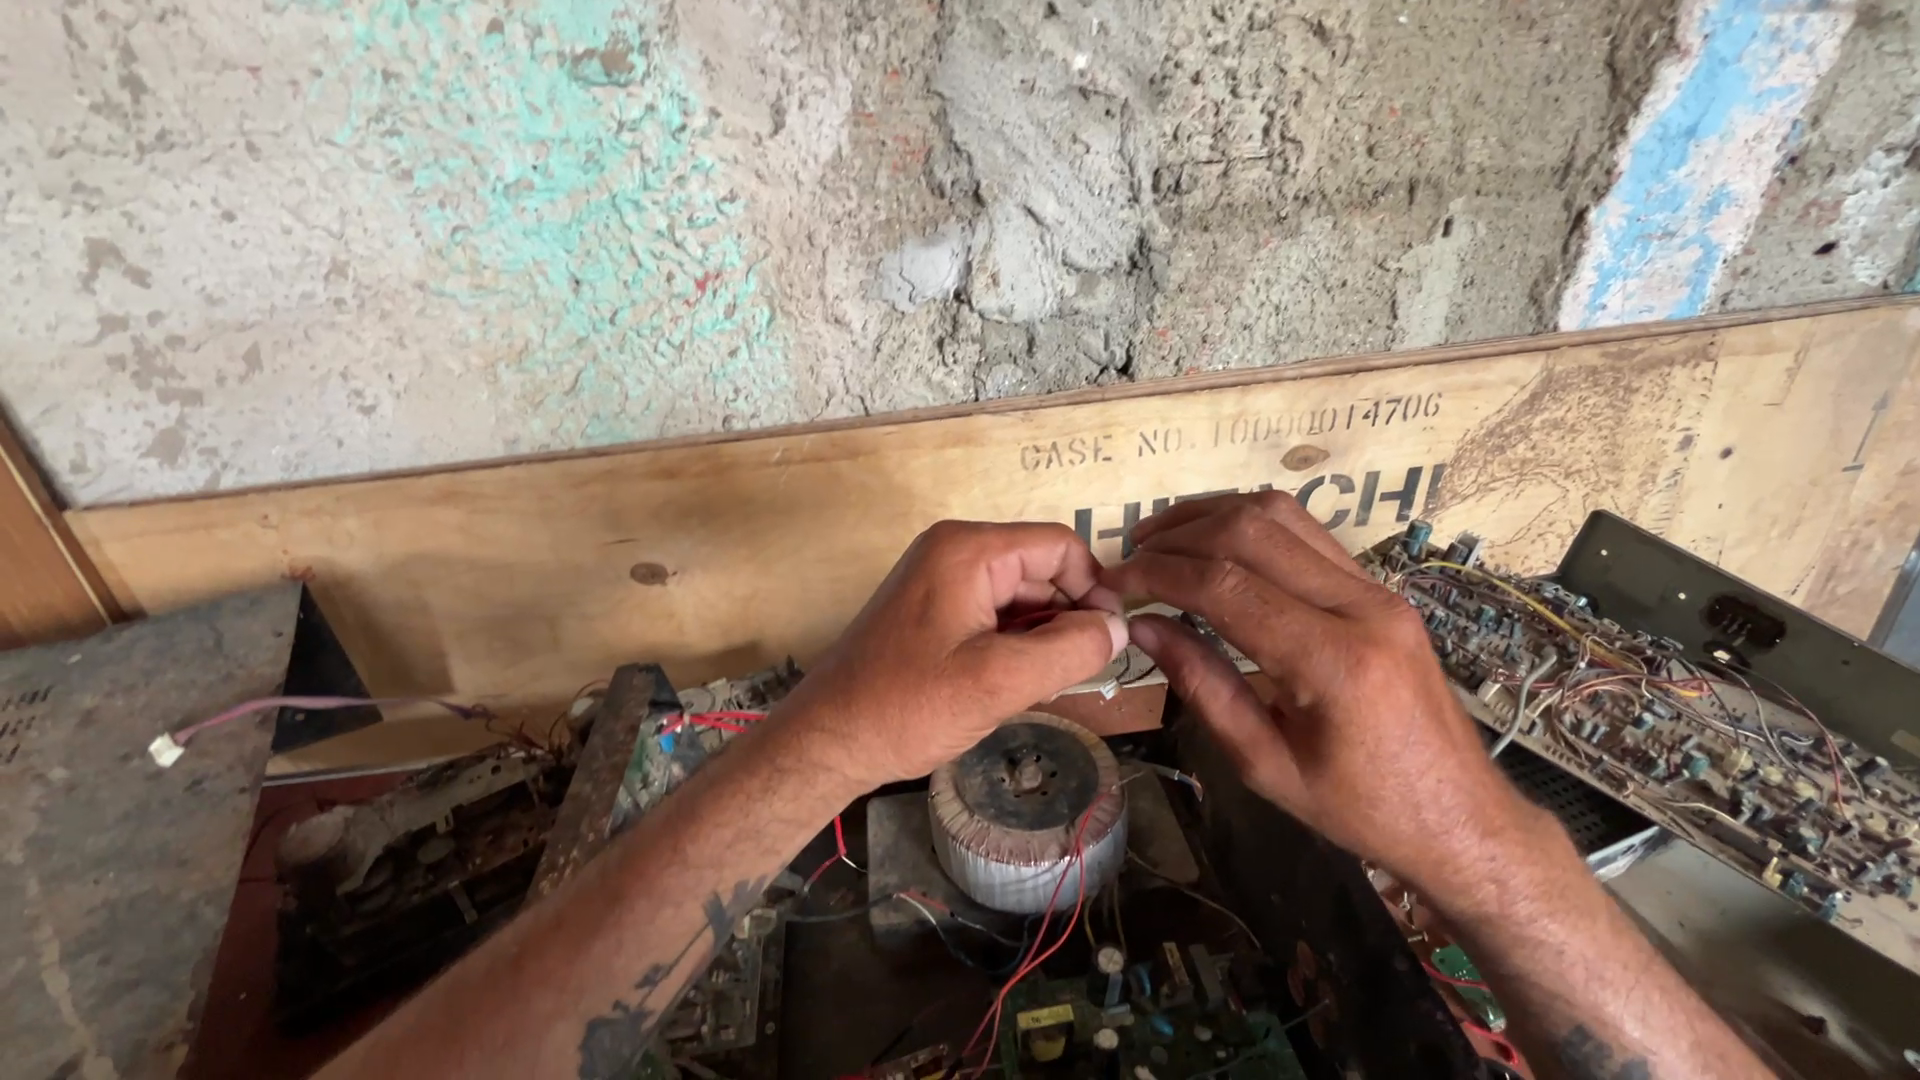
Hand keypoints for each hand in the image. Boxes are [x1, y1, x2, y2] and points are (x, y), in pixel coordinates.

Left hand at [771, 521, 1128, 791]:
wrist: (829, 740)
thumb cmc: (908, 707)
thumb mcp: (1000, 681)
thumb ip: (1071, 650)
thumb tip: (1119, 629)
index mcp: (968, 550)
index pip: (1059, 545)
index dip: (1093, 588)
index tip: (1108, 640)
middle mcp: (954, 552)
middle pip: (1040, 570)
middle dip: (1065, 619)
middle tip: (1073, 675)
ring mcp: (939, 580)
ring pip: (1020, 597)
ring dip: (1039, 638)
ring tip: (1035, 686)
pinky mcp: (932, 610)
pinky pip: (993, 615)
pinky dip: (1013, 645)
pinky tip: (1009, 684)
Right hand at [1099, 493, 1542, 893]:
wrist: (1460, 815)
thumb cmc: (1360, 808)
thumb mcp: (1264, 764)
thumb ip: (1201, 686)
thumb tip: (1142, 625)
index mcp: (1334, 661)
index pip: (1225, 586)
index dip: (1157, 574)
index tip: (1113, 583)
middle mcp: (1361, 607)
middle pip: (1251, 532)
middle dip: (1177, 535)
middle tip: (1129, 557)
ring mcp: (1377, 590)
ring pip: (1281, 515)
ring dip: (1210, 515)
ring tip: (1159, 537)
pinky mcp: (1379, 589)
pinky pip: (1304, 533)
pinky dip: (1247, 525)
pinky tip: (1212, 542)